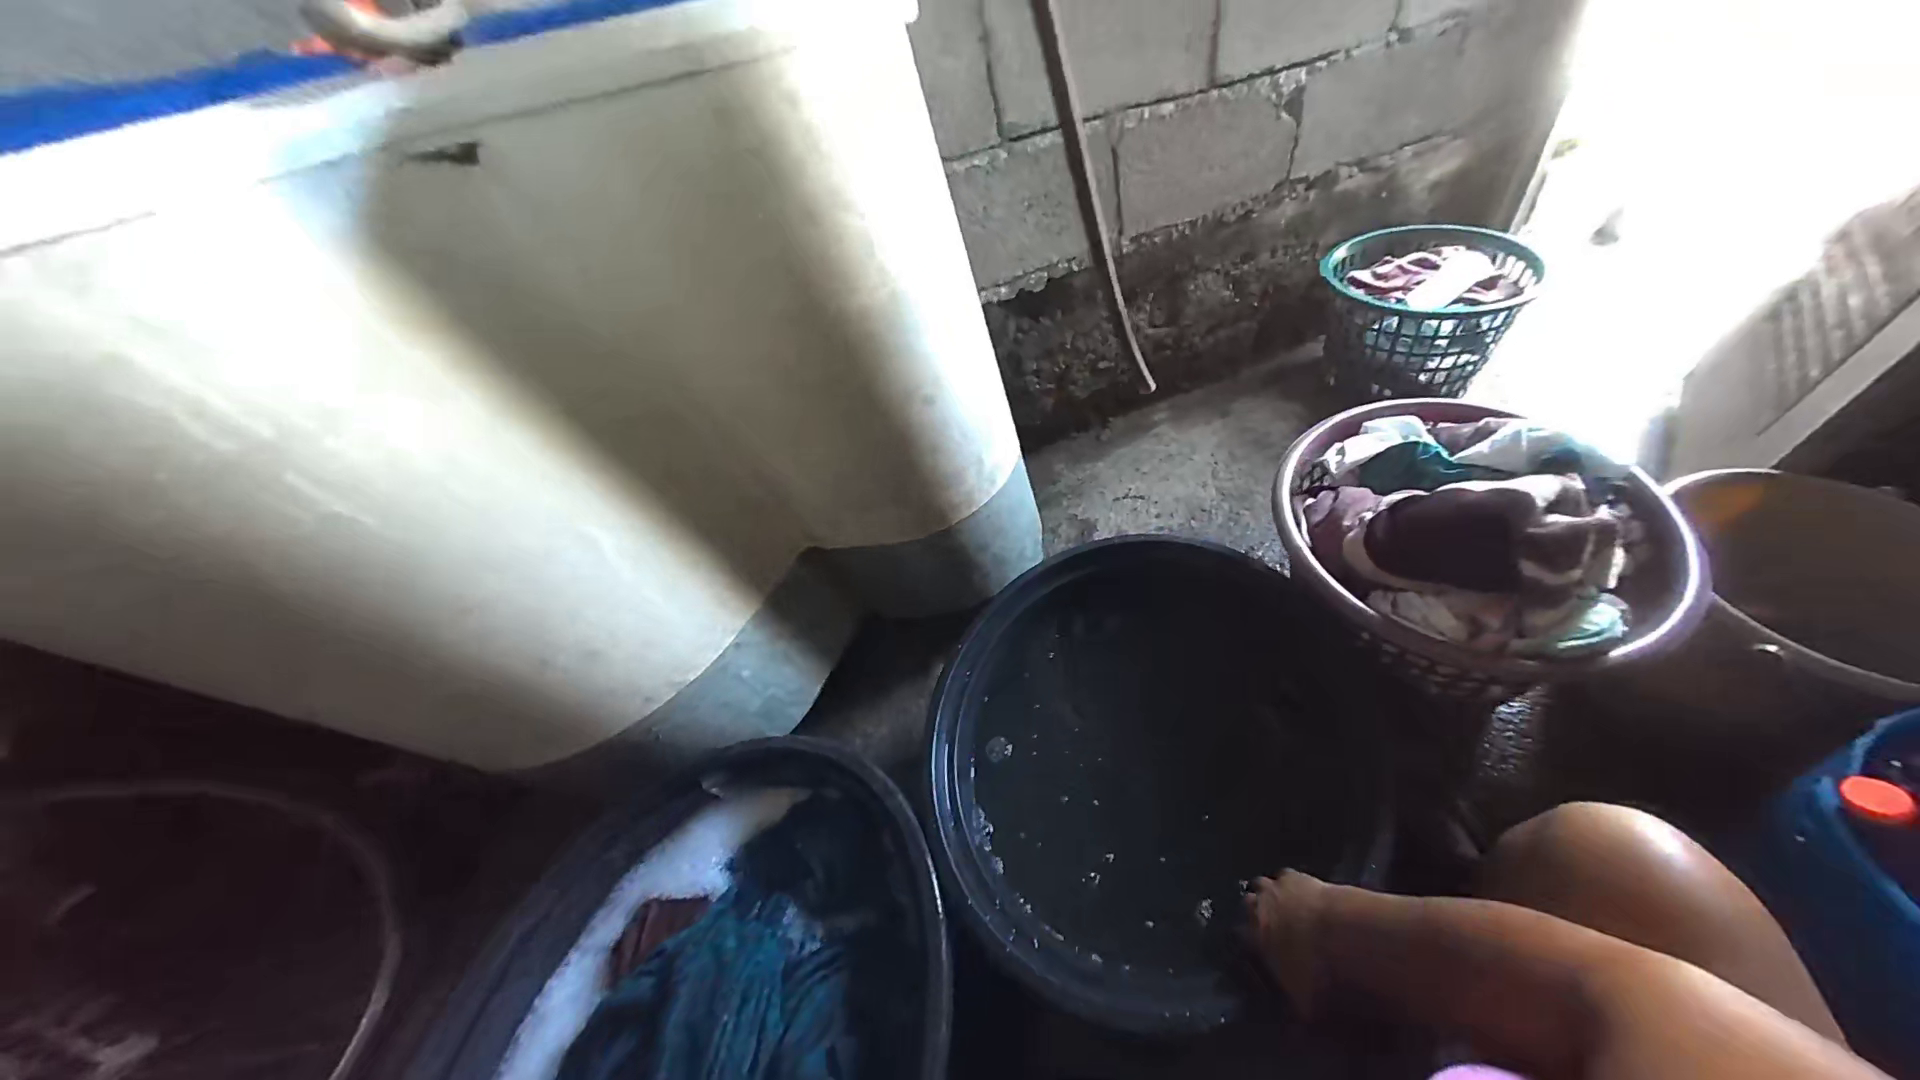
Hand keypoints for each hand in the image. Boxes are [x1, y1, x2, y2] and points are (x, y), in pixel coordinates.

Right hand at [1242, 870, 1330, 1015]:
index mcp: (1251, 936)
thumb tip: (1287, 1027)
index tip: (1257, 949)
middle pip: (1248, 903)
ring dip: (1273, 895)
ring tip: (1289, 908)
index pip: (1238, 936)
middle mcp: (1255, 907)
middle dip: (1257, 911)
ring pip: (1265, 885)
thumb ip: (1290, 1011)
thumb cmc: (1318, 973)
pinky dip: (1296, 886)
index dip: (1248, 942)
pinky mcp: (1298, 875)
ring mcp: (1274, 887)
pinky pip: (1290, 878)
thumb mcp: (1304, 1006)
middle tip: (1273, 925)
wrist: (1344, 935)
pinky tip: (1308, 895)